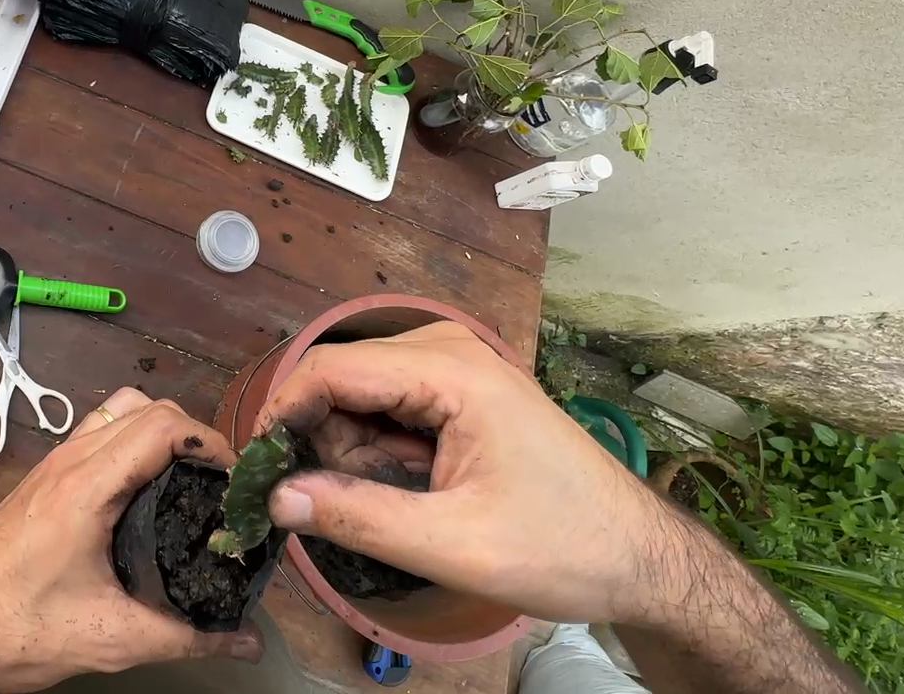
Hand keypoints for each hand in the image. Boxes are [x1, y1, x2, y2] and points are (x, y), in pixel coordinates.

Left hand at [0, 387, 263, 692]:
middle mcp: (71, 457)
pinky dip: (133, 438)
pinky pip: (99, 430)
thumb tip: (247, 640)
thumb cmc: (21, 628)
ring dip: (160, 428)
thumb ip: (187, 636)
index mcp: (87, 485)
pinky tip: (145, 486)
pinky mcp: (47, 473)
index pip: (161, 426)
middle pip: (145, 407)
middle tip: (219, 483)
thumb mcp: (112, 639)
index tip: (236, 480)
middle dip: (192, 433)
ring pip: (119, 410)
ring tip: (188, 477)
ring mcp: (55, 460)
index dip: (209, 440)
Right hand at [256, 321, 698, 626]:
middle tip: (347, 501)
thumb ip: (358, 517)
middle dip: (326, 440)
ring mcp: (449, 359)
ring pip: (355, 391)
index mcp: (450, 370)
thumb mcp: (456, 546)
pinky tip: (412, 479)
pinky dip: (378, 443)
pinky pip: (382, 400)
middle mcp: (443, 346)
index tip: (259, 467)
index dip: (284, 412)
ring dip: (354, 447)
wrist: (643, 557)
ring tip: (403, 497)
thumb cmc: (564, 549)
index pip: (332, 368)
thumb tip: (274, 500)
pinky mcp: (451, 380)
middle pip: (340, 378)